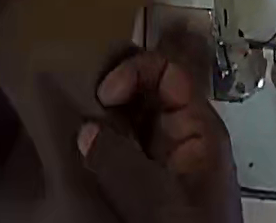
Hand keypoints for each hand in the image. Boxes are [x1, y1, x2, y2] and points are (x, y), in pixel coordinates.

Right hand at [77, 36, 241, 222]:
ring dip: (105, 118)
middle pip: (148, 91)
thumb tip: (84, 129)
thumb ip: (123, 164)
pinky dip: (103, 145)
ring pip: (133, 120)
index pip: (169, 73)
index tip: (104, 94)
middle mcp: (181, 137)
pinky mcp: (148, 187)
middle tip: (82, 103)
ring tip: (77, 121)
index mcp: (198, 129)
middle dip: (115, 90)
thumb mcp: (160, 205)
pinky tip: (83, 150)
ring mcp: (164, 162)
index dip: (136, 70)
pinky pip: (124, 150)